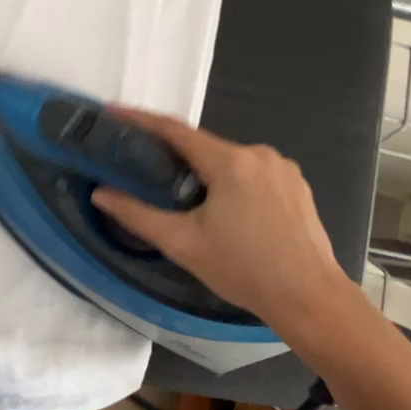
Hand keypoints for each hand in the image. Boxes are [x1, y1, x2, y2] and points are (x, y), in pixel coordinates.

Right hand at [90, 109, 353, 325]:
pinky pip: (250, 172)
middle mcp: (259, 155)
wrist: (309, 297)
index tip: (113, 112)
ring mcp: (282, 168)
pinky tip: (221, 207)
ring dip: (202, 170)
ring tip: (180, 196)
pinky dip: (228, 180)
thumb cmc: (243, 269)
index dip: (140, 120)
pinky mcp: (295, 185)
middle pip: (203, 145)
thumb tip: (101, 194)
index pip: (175, 130)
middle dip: (172, 154)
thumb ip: (136, 214)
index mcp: (230, 162)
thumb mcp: (182, 243)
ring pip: (227, 160)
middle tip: (141, 168)